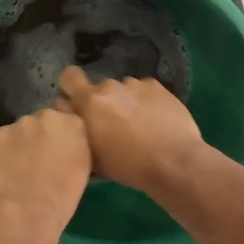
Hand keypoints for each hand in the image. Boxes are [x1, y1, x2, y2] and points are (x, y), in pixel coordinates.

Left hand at [0, 108, 91, 238]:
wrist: (23, 214)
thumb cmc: (61, 197)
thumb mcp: (82, 168)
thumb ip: (74, 146)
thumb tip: (65, 145)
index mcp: (67, 123)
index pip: (65, 119)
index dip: (59, 136)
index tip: (58, 151)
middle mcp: (38, 118)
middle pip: (38, 122)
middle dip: (38, 137)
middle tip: (38, 162)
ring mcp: (10, 129)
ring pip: (15, 134)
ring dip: (18, 146)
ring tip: (18, 173)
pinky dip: (0, 159)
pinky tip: (3, 178)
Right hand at [55, 66, 209, 191]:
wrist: (174, 162)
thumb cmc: (128, 166)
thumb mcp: (92, 157)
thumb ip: (78, 132)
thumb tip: (75, 121)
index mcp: (89, 102)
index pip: (68, 77)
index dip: (71, 89)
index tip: (79, 106)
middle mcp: (109, 86)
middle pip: (98, 89)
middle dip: (102, 103)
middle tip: (112, 125)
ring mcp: (134, 84)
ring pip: (122, 90)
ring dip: (124, 103)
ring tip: (139, 124)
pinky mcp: (157, 86)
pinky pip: (143, 90)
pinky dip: (145, 102)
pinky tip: (155, 120)